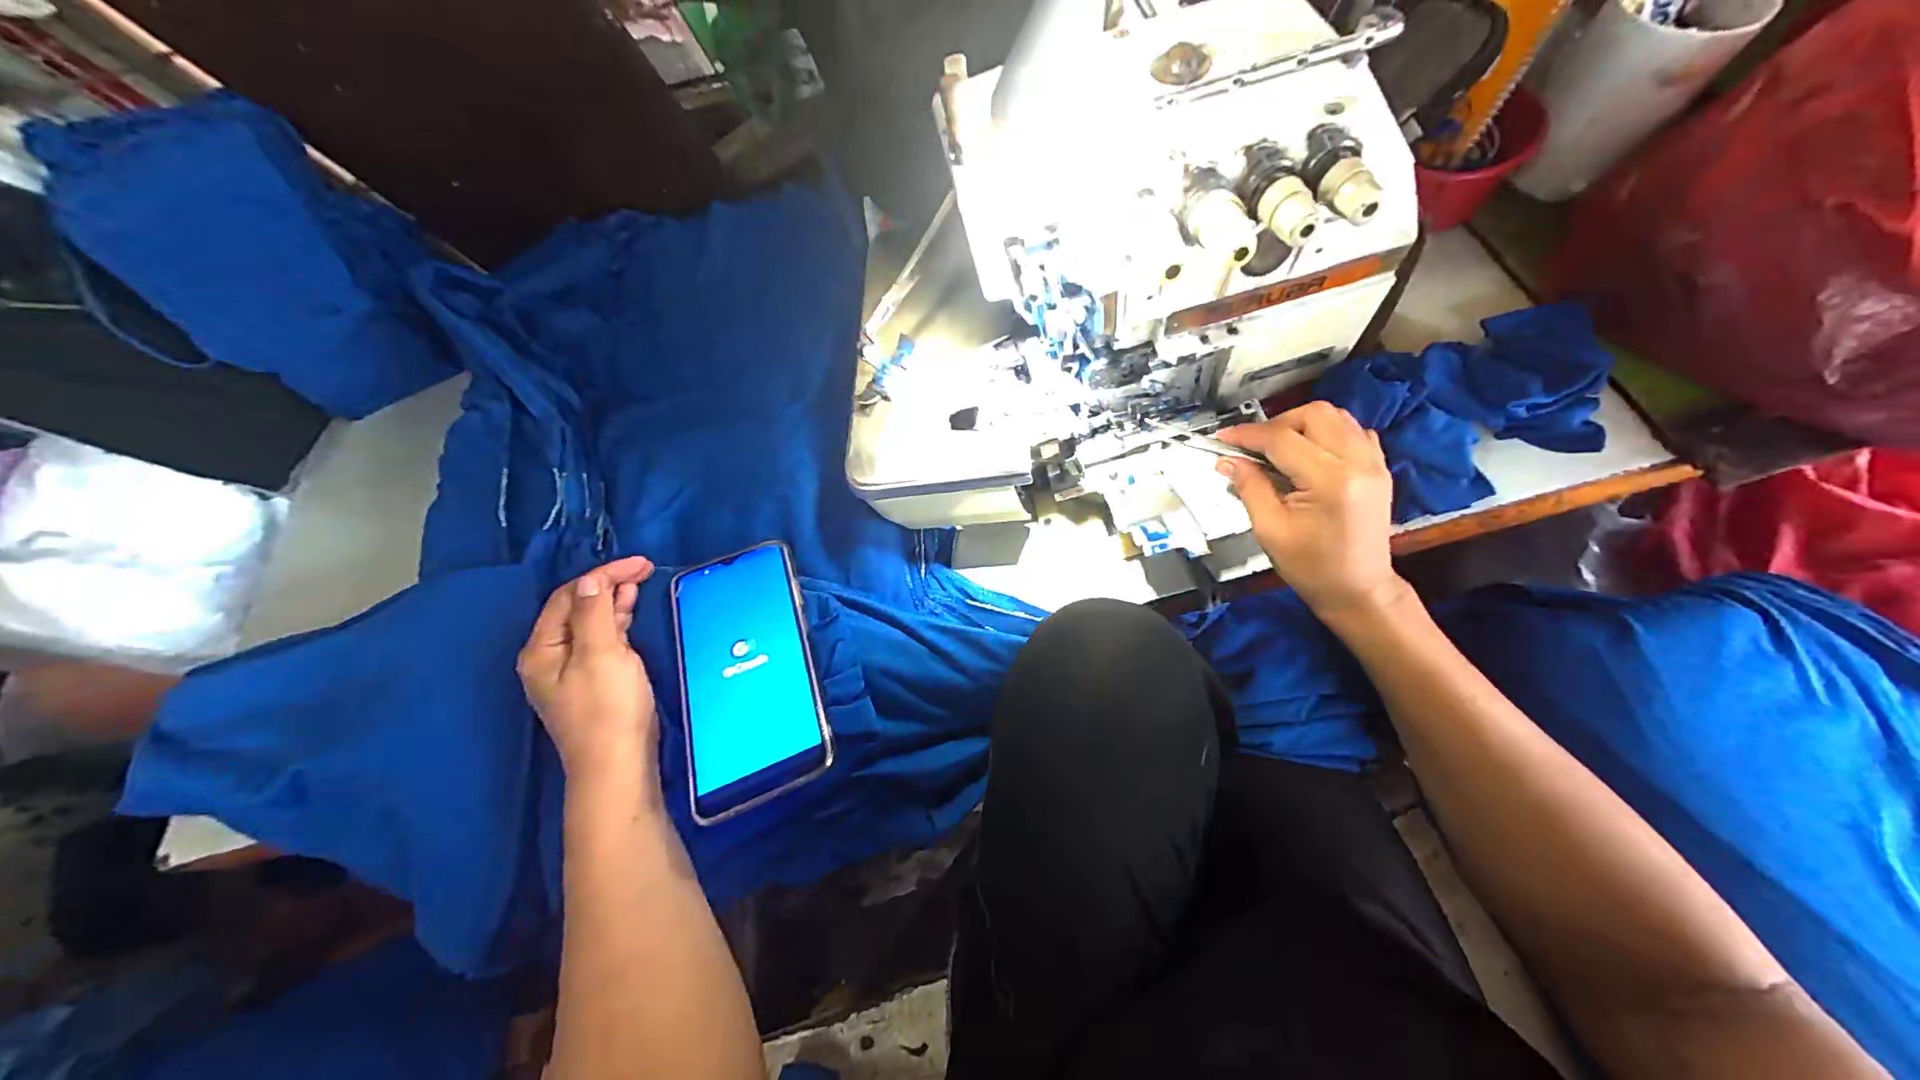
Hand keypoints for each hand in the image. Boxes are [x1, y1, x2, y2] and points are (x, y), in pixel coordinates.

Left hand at [517, 556, 657, 779]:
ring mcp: (571, 673)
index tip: (640, 564)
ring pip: (590, 625)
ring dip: (613, 603)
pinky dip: (618, 624)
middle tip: (644, 572)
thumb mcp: (601, 654)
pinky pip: (602, 642)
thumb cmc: (608, 708)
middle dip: (607, 585)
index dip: (603, 574)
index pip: (568, 596)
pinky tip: (632, 619)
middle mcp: (550, 658)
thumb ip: (594, 612)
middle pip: (575, 609)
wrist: (618, 765)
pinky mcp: (593, 683)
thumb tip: (592, 579)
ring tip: (639, 588)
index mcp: (542, 650)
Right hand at [1215, 402, 1410, 618]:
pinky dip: (1327, 433)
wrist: (1358, 590)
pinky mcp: (1379, 468)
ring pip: (1336, 416)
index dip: (1247, 435)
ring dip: (1302, 424)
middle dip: (1277, 424)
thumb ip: (1250, 488)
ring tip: (1278, 448)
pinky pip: (1354, 431)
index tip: (1223, 439)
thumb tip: (1228, 461)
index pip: (1282, 440)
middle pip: (1314, 414)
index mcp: (1330, 481)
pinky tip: (1309, 453)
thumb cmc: (1311, 567)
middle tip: (1254, 446)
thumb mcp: (1270, 530)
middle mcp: (1358, 463)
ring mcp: (1374, 463)